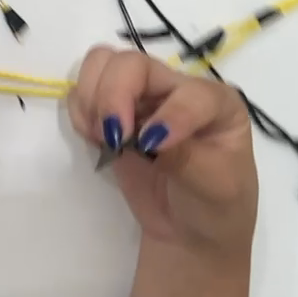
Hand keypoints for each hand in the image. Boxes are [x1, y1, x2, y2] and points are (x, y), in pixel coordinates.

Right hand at [68, 49, 256, 259]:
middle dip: (113, 95)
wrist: (188, 233)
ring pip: (101, 64)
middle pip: (132, 63)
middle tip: (113, 137)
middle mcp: (175, 88)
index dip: (170, 115)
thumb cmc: (216, 208)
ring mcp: (140, 97)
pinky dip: (81, 111)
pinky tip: (96, 139)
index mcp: (215, 102)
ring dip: (92, 97)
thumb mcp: (216, 187)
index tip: (153, 148)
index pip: (189, 91)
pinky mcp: (112, 112)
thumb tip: (144, 134)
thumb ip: (184, 156)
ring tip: (103, 136)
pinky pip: (82, 91)